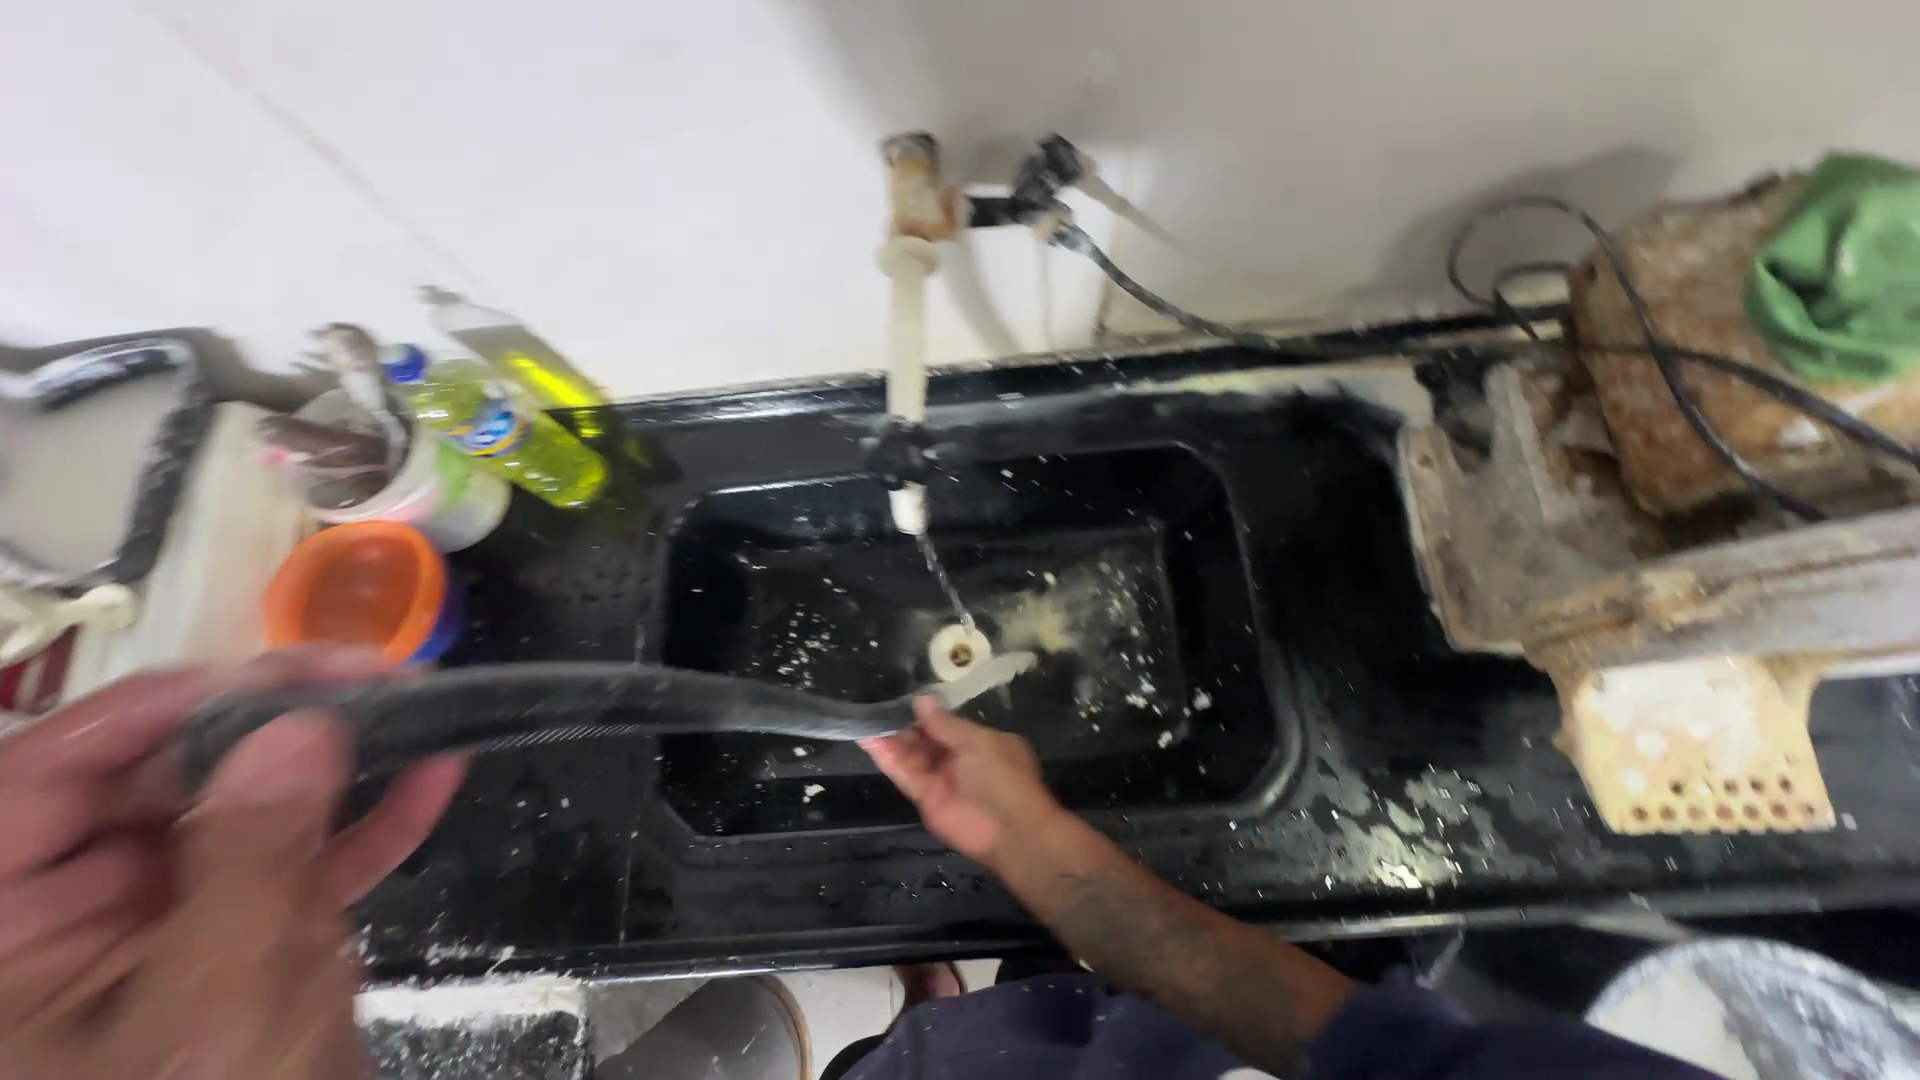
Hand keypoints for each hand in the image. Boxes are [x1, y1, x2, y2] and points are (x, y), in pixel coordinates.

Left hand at [0, 648, 466, 1078]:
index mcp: (4, 936)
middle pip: (161, 781)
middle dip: (275, 721)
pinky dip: (378, 819)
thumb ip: (251, 859)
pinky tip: (441, 775)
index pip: (39, 787)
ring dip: (346, 759)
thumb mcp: (217, 1003)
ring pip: (252, 809)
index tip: (271, 671)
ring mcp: (175, 923)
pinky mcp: (255, 933)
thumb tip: (298, 728)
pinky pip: (311, 858)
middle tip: (377, 678)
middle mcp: (72, 918)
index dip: (147, 714)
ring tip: (423, 705)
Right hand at [861, 698, 1067, 869]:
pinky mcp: (926, 798)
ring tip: (867, 720)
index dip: (927, 714)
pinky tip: (869, 741)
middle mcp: (960, 759)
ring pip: (912, 755)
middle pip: (927, 739)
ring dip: (891, 740)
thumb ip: (946, 723)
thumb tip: (922, 699)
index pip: (949, 724)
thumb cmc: (1003, 777)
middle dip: (905, 726)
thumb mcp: (977, 741)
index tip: (903, 699)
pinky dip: (887, 759)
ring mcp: (942, 779)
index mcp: (980, 742)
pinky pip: (905, 774)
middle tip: (879, 709)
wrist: (1010, 831)